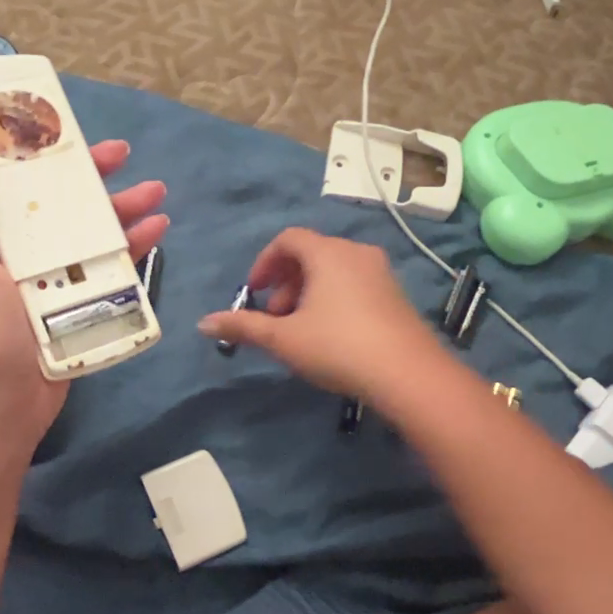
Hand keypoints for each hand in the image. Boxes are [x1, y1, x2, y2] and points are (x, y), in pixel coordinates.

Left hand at [0, 136, 168, 445]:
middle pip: (59, 208)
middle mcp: (17, 258)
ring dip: (121, 214)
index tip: (67, 132)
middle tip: (126, 157)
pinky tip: (156, 236)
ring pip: (88, 238)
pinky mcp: (76, 314)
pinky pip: (105, 276)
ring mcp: (49, 287)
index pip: (15, 186)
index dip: (40, 156)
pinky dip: (129, 255)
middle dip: (92, 182)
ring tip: (157, 194)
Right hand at [198, 228, 442, 399]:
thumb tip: (203, 323)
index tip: (254, 292)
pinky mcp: (396, 296)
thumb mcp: (283, 339)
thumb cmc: (338, 346)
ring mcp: (381, 273)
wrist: (409, 374)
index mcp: (327, 253)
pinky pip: (354, 285)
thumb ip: (243, 327)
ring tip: (299, 331)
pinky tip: (330, 337)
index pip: (288, 239)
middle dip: (285, 283)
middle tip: (274, 318)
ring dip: (308, 294)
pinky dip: (333, 300)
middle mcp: (356, 253)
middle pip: (311, 254)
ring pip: (333, 272)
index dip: (265, 262)